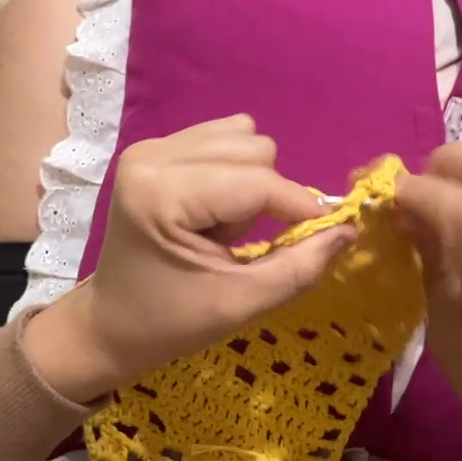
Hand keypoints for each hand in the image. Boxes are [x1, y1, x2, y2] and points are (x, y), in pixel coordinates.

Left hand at [22, 116, 355, 402]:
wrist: (111, 324)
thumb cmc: (171, 322)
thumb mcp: (241, 303)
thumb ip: (299, 266)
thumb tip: (350, 229)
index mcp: (161, 194)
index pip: (256, 183)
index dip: (301, 207)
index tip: (329, 233)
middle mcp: (152, 156)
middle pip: (254, 148)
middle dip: (267, 196)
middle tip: (242, 243)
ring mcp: (151, 147)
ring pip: (242, 136)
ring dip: (251, 182)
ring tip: (222, 227)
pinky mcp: (156, 149)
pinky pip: (223, 139)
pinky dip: (235, 174)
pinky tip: (212, 211)